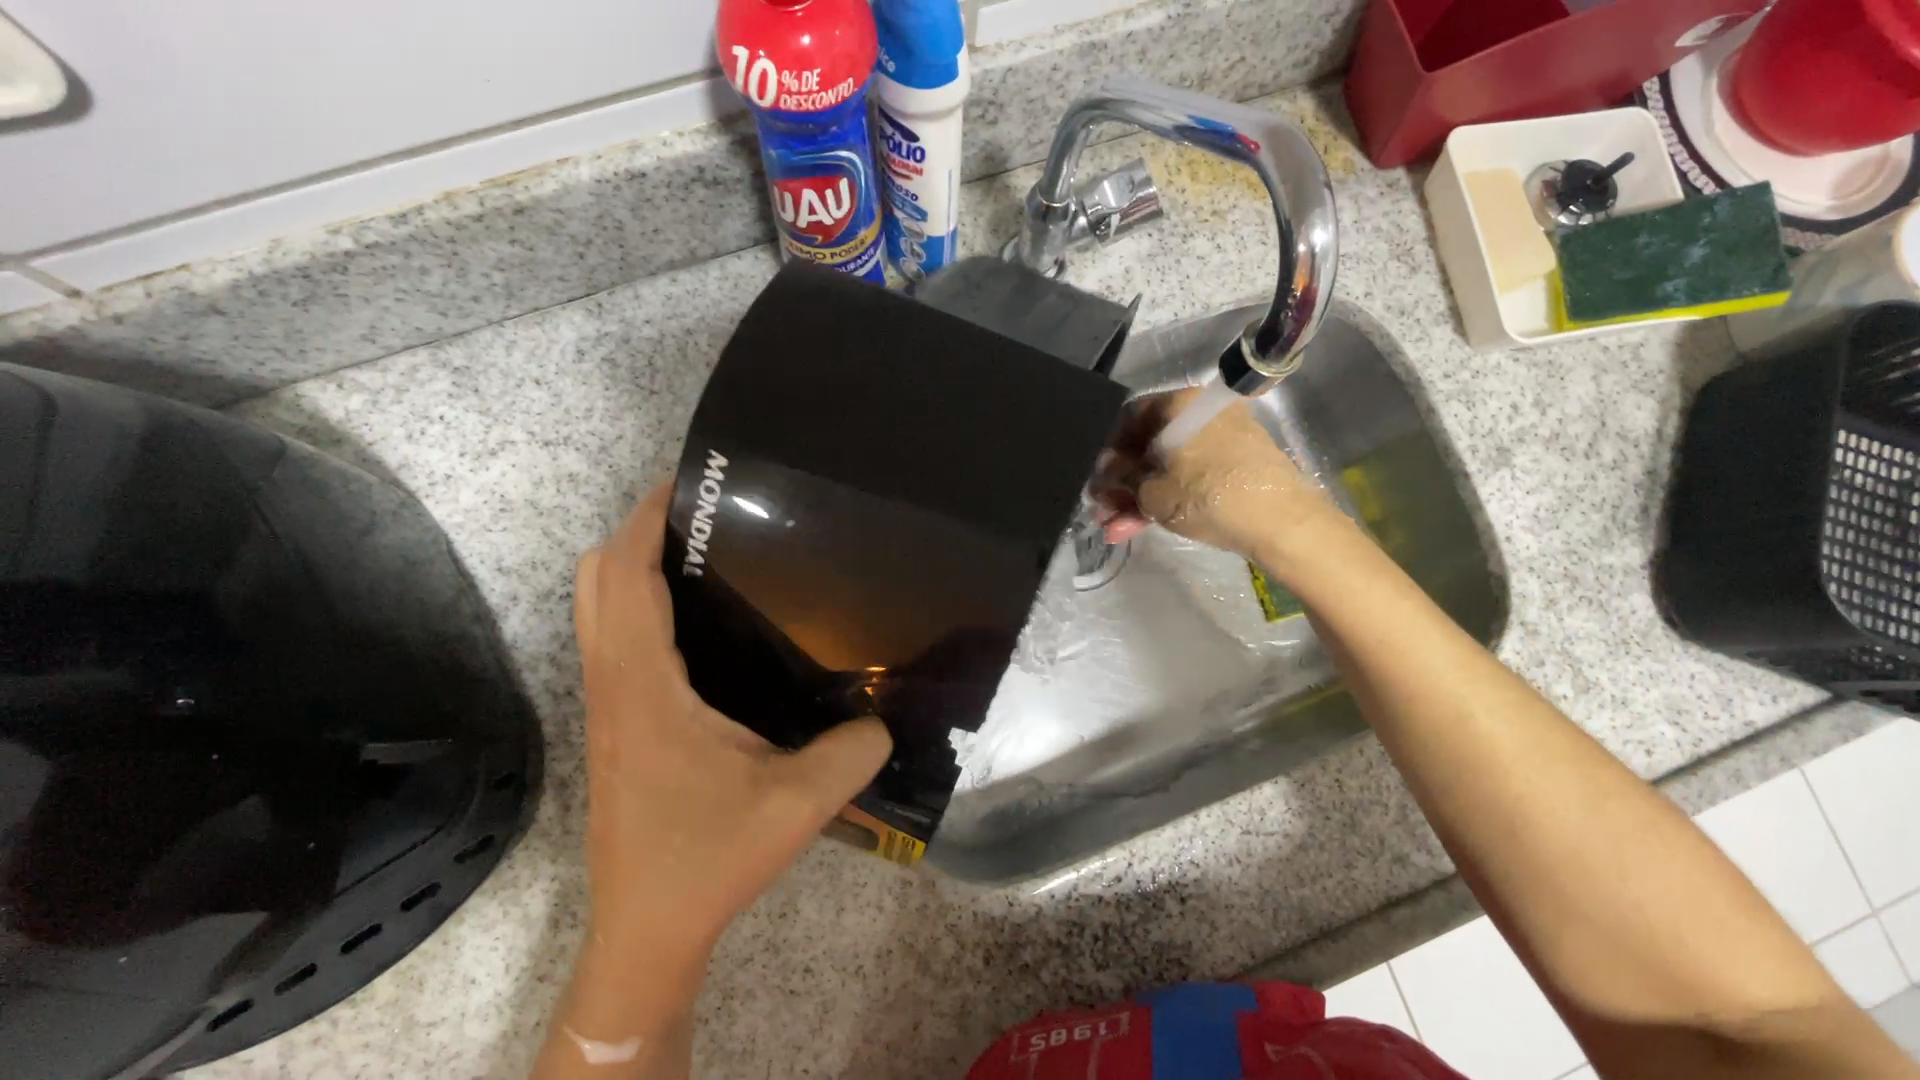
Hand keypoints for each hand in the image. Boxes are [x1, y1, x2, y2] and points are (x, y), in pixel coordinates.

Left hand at [572, 485, 891, 960]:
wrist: (647, 928)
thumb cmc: (708, 859)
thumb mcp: (797, 804)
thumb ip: (852, 752)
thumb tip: (884, 717)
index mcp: (644, 686)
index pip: (625, 577)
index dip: (646, 519)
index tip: (689, 481)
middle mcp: (612, 684)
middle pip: (594, 579)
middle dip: (636, 532)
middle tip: (704, 518)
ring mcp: (606, 706)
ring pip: (595, 611)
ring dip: (632, 569)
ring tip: (704, 557)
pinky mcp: (613, 726)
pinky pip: (611, 640)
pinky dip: (636, 607)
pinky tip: (700, 627)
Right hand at [1092, 386, 1328, 560]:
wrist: (1279, 521)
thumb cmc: (1206, 494)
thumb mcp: (1151, 491)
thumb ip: (1121, 480)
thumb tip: (1105, 474)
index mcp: (1180, 404)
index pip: (1130, 417)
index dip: (1108, 451)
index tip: (1098, 481)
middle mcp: (1201, 414)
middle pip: (1149, 446)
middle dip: (1122, 483)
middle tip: (1102, 511)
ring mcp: (1222, 441)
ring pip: (1168, 468)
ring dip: (1138, 498)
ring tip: (1115, 530)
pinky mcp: (1235, 467)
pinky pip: (1189, 478)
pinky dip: (1166, 500)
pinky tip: (1139, 528)